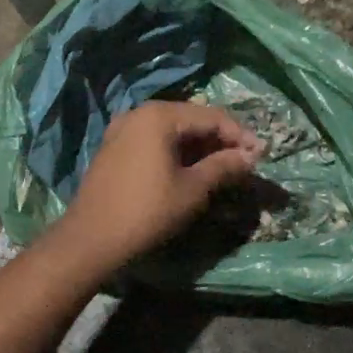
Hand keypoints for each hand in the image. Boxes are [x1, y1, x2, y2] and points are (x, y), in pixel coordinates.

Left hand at [42, 102, 260, 279]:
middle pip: (191, 120)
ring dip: (199, 147)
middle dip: (220, 140)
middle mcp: (139, 113)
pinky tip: (191, 170)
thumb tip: (250, 156)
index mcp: (159, 115)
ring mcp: (122, 129)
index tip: (261, 155)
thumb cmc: (147, 211)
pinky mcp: (114, 148)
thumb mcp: (193, 189)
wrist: (91, 239)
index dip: (240, 135)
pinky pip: (154, 141)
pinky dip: (176, 152)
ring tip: (222, 169)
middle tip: (245, 162)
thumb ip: (224, 166)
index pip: (212, 116)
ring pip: (172, 131)